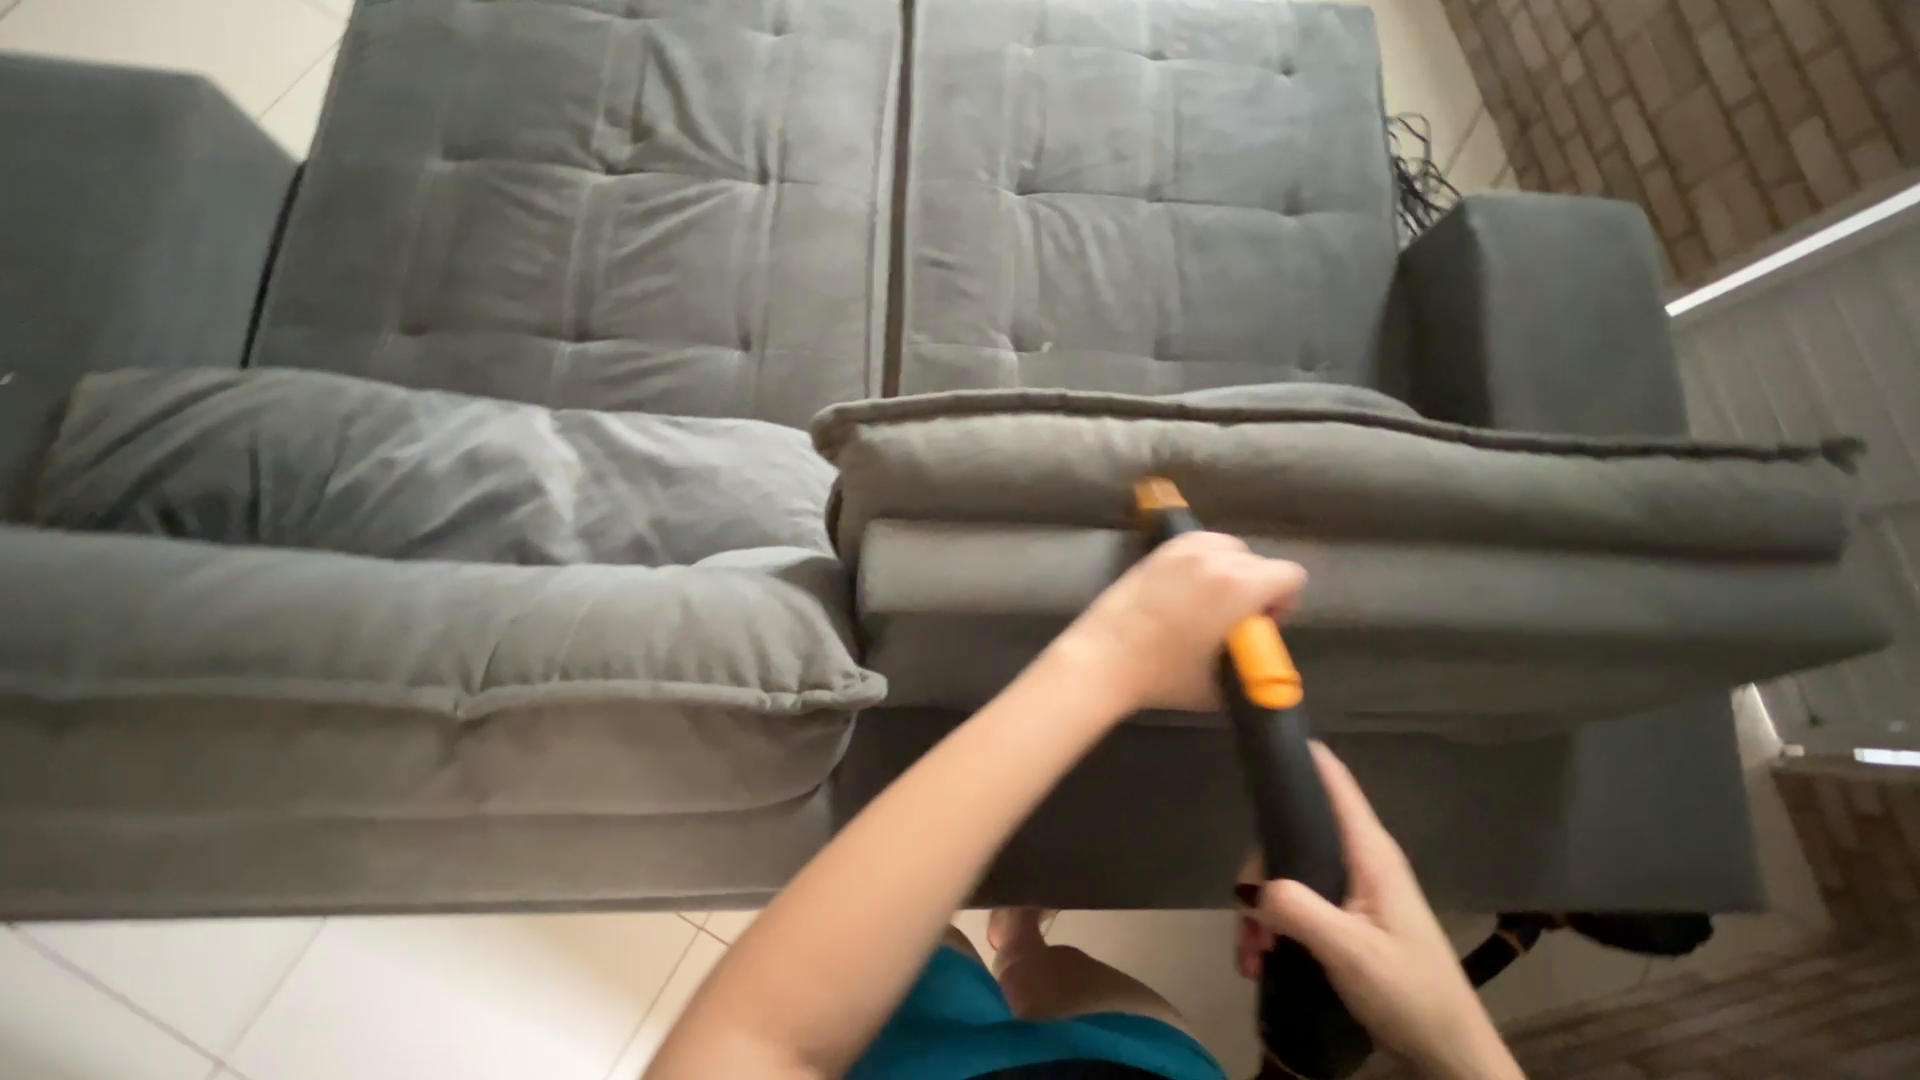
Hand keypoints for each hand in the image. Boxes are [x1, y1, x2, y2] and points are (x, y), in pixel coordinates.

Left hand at [1050, 531, 1305, 712]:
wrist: (1104, 659)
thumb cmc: (1165, 675)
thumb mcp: (1224, 681)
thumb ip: (1254, 661)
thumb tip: (1261, 657)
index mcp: (1239, 585)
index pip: (1290, 575)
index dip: (1284, 603)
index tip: (1260, 627)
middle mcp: (1215, 556)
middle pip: (1260, 562)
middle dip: (1257, 589)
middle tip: (1233, 621)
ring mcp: (1183, 548)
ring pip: (1229, 549)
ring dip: (1230, 572)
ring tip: (1209, 604)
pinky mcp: (1158, 551)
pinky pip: (1199, 545)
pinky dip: (1204, 562)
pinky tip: (1187, 591)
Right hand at [1240, 744, 1523, 1079]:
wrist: (1450, 1057)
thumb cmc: (1410, 994)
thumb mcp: (1351, 953)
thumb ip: (1299, 911)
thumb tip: (1252, 888)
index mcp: (1368, 853)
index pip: (1332, 781)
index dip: (1300, 755)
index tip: (1258, 744)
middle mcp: (1357, 861)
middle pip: (1289, 836)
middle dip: (1258, 877)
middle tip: (1249, 922)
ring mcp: (1350, 891)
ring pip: (1285, 876)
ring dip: (1260, 913)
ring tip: (1253, 956)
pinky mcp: (1343, 919)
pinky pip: (1292, 907)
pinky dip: (1270, 931)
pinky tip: (1260, 962)